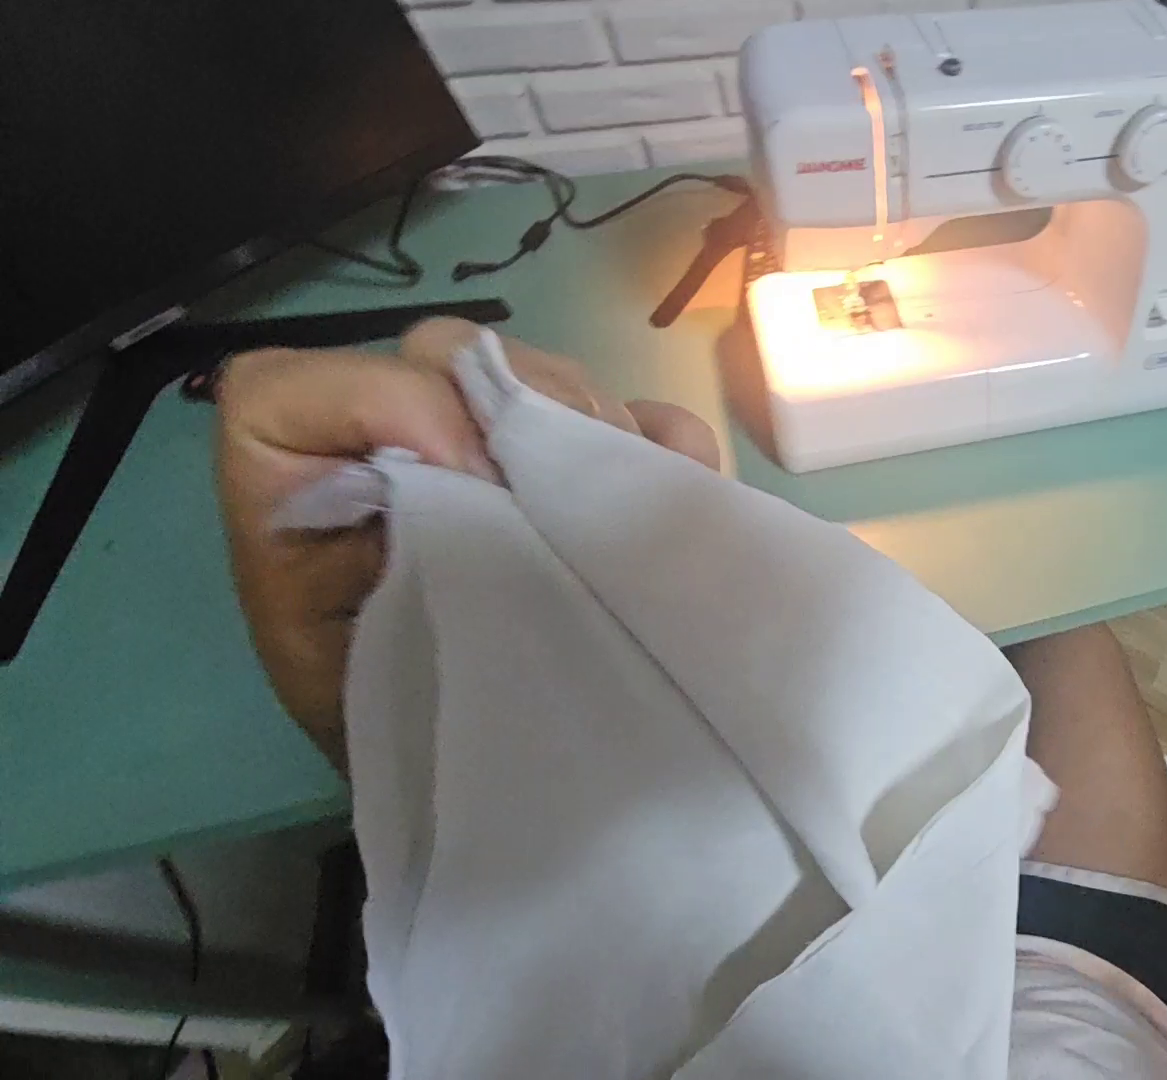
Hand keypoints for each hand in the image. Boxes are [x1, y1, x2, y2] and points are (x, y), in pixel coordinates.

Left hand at [216, 317, 719, 769]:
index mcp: (311, 492)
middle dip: (524, 403)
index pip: (303, 389)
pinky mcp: (588, 469)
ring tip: (620, 510)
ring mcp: (513, 450)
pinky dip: (669, 441)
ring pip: (552, 375)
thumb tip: (486, 482)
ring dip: (601, 427)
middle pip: (448, 352)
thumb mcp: (367, 670)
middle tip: (566, 494)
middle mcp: (407, 446)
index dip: (390, 403)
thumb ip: (390, 570)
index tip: (475, 485)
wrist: (486, 747)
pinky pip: (641, 415)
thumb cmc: (415, 718)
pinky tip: (673, 484)